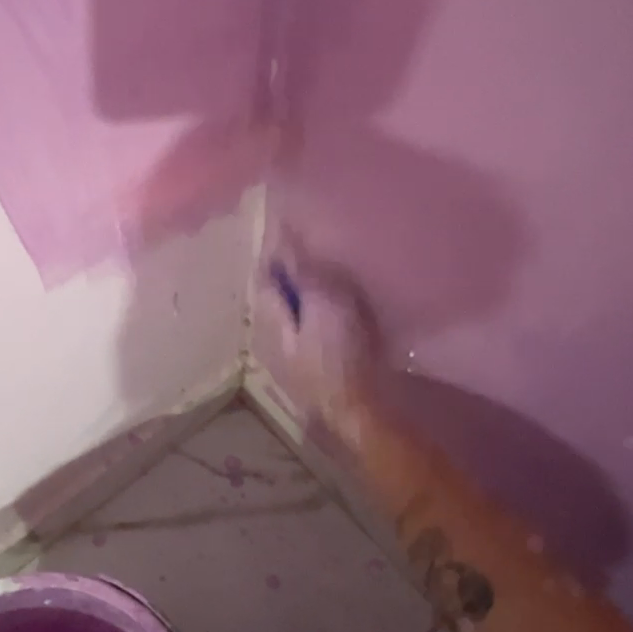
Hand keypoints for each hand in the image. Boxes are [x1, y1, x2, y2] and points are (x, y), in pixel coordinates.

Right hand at [263, 249, 379, 425]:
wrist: (363, 407)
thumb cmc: (316, 379)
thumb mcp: (284, 345)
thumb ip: (275, 304)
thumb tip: (265, 273)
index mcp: (321, 291)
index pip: (295, 255)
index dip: (280, 241)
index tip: (269, 224)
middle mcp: (344, 288)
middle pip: (314, 263)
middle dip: (293, 259)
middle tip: (271, 261)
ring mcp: (359, 302)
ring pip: (328, 276)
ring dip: (309, 275)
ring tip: (288, 280)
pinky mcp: (367, 316)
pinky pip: (339, 291)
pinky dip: (323, 290)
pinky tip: (310, 304)